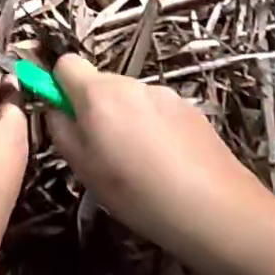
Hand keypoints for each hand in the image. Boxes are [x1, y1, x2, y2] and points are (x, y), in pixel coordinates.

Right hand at [44, 54, 271, 249]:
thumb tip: (56, 109)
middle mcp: (130, 84)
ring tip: (138, 163)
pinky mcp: (191, 109)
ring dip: (125, 119)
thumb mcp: (82, 168)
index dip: (59, 86)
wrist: (217, 210)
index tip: (65, 116)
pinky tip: (166, 164)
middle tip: (102, 151)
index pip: (65, 63)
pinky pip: (157, 111)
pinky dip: (153, 129)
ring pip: (129, 99)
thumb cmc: (137, 193)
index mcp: (97, 93)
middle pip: (99, 83)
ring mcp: (164, 94)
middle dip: (94, 108)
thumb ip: (60, 129)